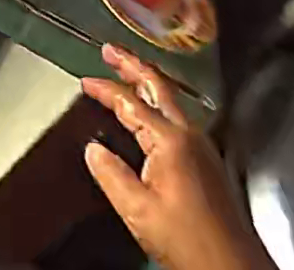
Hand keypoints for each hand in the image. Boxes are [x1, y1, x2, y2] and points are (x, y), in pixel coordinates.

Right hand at [81, 44, 272, 269]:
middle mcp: (188, 134)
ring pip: (169, 99)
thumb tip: (92, 150)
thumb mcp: (139, 212)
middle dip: (132, 64)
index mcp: (169, 140)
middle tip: (111, 51)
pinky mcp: (207, 160)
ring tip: (126, 71)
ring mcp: (201, 145)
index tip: (86, 82)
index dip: (105, 89)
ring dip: (146, 81)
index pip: (130, 103)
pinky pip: (177, 115)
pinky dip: (157, 101)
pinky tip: (148, 111)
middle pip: (157, 86)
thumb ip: (111, 176)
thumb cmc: (188, 243)